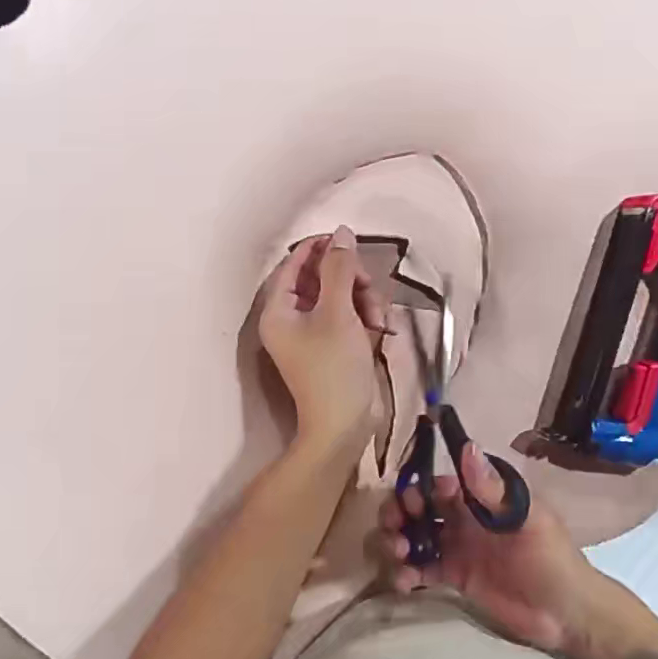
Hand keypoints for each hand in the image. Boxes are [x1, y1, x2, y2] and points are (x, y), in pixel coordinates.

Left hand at [258, 225, 388, 451]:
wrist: (343, 425)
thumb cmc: (333, 369)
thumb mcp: (338, 313)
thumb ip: (339, 269)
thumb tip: (341, 233)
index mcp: (278, 311)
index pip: (293, 264)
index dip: (319, 248)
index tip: (348, 240)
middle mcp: (289, 320)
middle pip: (320, 278)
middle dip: (349, 280)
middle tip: (369, 289)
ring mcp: (311, 334)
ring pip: (339, 296)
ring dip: (363, 299)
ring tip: (377, 319)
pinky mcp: (332, 346)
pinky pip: (348, 317)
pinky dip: (364, 317)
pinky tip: (379, 329)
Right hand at [379, 443, 627, 653]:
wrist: (567, 616)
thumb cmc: (551, 560)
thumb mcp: (526, 520)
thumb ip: (492, 489)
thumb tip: (466, 446)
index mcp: (480, 500)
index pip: (437, 484)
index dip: (417, 489)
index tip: (410, 502)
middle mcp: (462, 519)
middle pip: (416, 508)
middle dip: (397, 514)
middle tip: (394, 530)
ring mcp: (454, 548)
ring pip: (412, 536)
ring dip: (396, 541)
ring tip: (399, 556)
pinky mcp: (451, 577)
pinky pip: (419, 570)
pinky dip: (405, 574)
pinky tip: (405, 583)